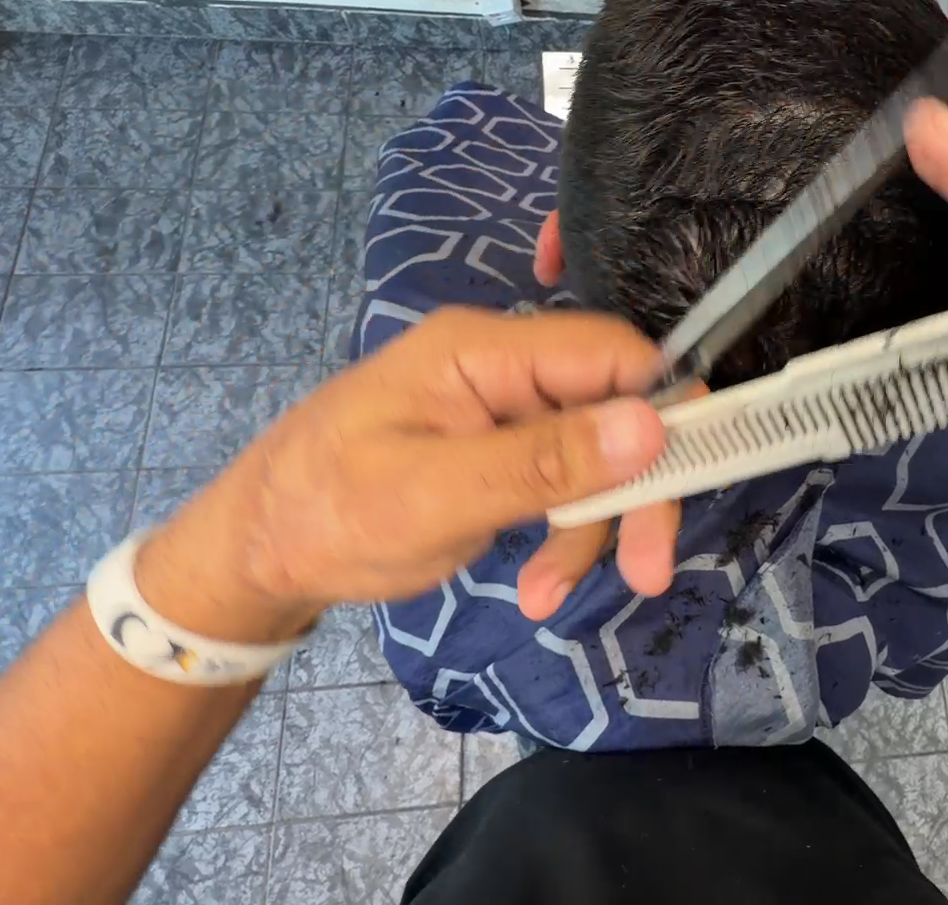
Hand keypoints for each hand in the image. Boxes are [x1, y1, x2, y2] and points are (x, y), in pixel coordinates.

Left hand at [133, 308, 679, 641]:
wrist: (257, 554)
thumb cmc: (325, 516)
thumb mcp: (433, 497)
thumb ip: (543, 463)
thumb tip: (653, 425)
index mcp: (484, 352)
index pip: (608, 352)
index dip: (663, 404)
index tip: (691, 475)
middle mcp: (505, 370)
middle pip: (613, 410)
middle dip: (635, 489)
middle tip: (649, 568)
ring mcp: (506, 413)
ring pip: (596, 457)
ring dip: (593, 528)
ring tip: (550, 595)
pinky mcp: (505, 453)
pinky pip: (564, 485)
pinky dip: (565, 536)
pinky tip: (540, 587)